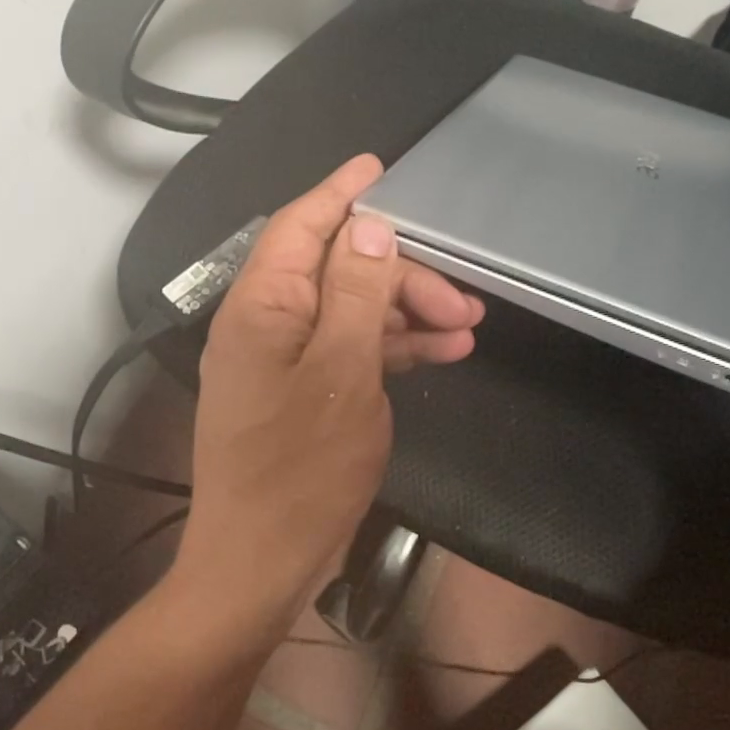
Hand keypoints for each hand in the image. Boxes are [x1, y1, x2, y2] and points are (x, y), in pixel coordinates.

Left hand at [169, 155, 484, 633]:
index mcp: (262, 305)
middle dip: (400, 273)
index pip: (300, 225)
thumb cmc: (301, 470)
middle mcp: (265, 322)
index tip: (381, 165)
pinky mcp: (300, 393)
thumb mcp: (342, 373)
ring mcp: (282, 360)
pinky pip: (348, 350)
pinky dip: (392, 347)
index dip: (342, 192)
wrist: (261, 563)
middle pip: (336, 269)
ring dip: (406, 310)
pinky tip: (442, 352)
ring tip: (467, 325)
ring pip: (349, 309)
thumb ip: (357, 293)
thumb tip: (369, 225)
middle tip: (463, 299)